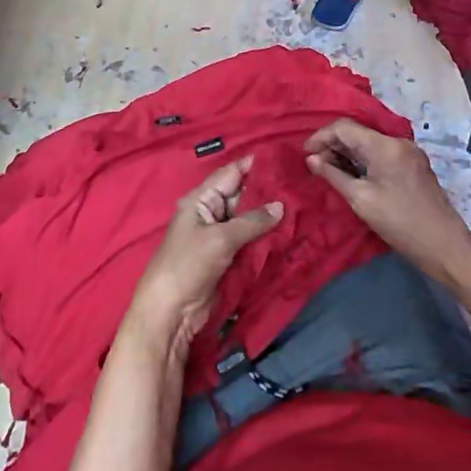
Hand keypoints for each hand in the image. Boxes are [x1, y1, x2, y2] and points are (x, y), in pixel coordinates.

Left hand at [128, 156, 282, 343]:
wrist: (171, 311)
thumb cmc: (189, 265)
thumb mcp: (221, 239)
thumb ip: (252, 221)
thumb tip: (281, 206)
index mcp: (200, 199)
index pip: (231, 174)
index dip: (254, 165)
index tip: (282, 159)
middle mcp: (210, 212)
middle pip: (241, 194)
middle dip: (266, 191)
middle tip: (297, 184)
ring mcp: (218, 234)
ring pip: (247, 217)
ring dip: (268, 214)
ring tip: (298, 203)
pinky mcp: (226, 255)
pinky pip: (248, 238)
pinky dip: (264, 234)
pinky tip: (287, 229)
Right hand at [305, 119, 470, 278]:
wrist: (444, 244)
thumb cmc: (400, 224)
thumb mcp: (361, 200)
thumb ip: (334, 175)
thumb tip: (312, 159)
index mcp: (385, 146)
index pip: (345, 127)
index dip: (321, 137)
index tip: (305, 155)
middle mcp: (398, 141)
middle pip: (358, 132)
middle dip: (333, 144)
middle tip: (315, 164)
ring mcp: (408, 152)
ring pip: (369, 142)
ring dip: (348, 152)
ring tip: (329, 170)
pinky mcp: (413, 164)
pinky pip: (381, 152)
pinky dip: (363, 158)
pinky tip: (352, 174)